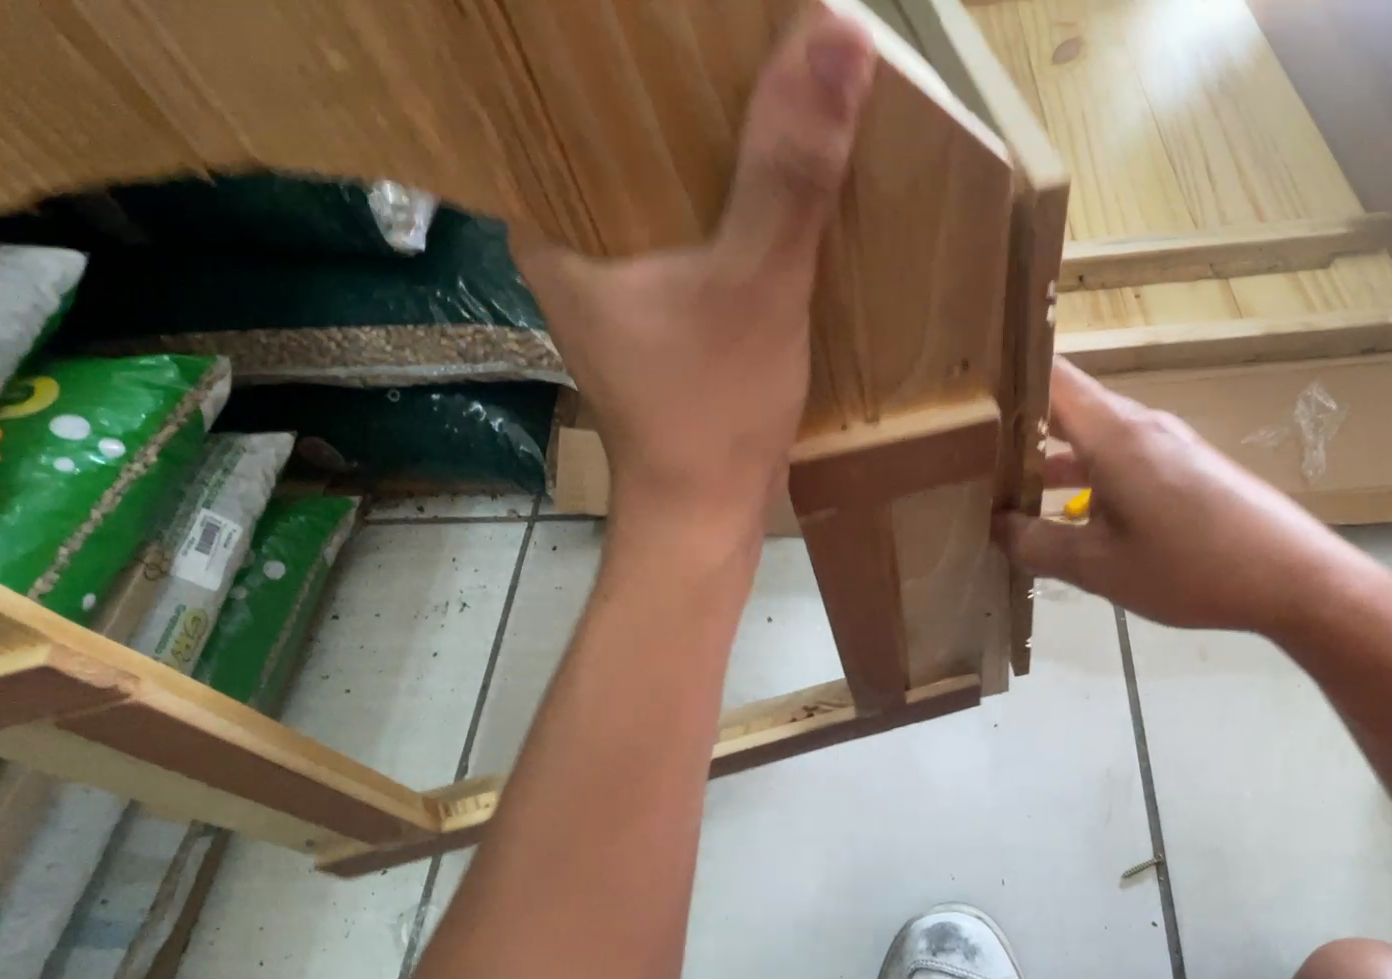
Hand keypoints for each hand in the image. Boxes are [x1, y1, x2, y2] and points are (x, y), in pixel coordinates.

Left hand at [517, 10, 875, 528]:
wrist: (705, 516)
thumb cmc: (711, 411)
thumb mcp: (756, 282)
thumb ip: (790, 168)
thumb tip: (840, 31)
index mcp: (551, 218)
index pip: (572, 90)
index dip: (632, 42)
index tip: (693, 17)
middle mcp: (566, 238)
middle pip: (623, 132)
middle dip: (684, 89)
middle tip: (747, 38)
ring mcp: (609, 276)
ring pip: (660, 182)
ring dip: (713, 146)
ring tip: (766, 89)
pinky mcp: (651, 305)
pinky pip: (684, 225)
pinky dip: (725, 201)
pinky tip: (768, 175)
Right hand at [996, 359, 1386, 636]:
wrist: (1297, 579)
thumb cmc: (1192, 567)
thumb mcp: (1099, 568)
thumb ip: (1037, 545)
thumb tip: (995, 527)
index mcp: (1113, 433)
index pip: (1050, 374)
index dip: (1006, 368)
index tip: (961, 381)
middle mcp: (1138, 423)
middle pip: (1065, 400)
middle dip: (1014, 416)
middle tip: (963, 437)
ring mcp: (1164, 442)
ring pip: (1090, 430)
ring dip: (1048, 450)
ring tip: (1002, 477)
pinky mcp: (1183, 464)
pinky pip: (1117, 452)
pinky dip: (1082, 467)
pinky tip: (1064, 507)